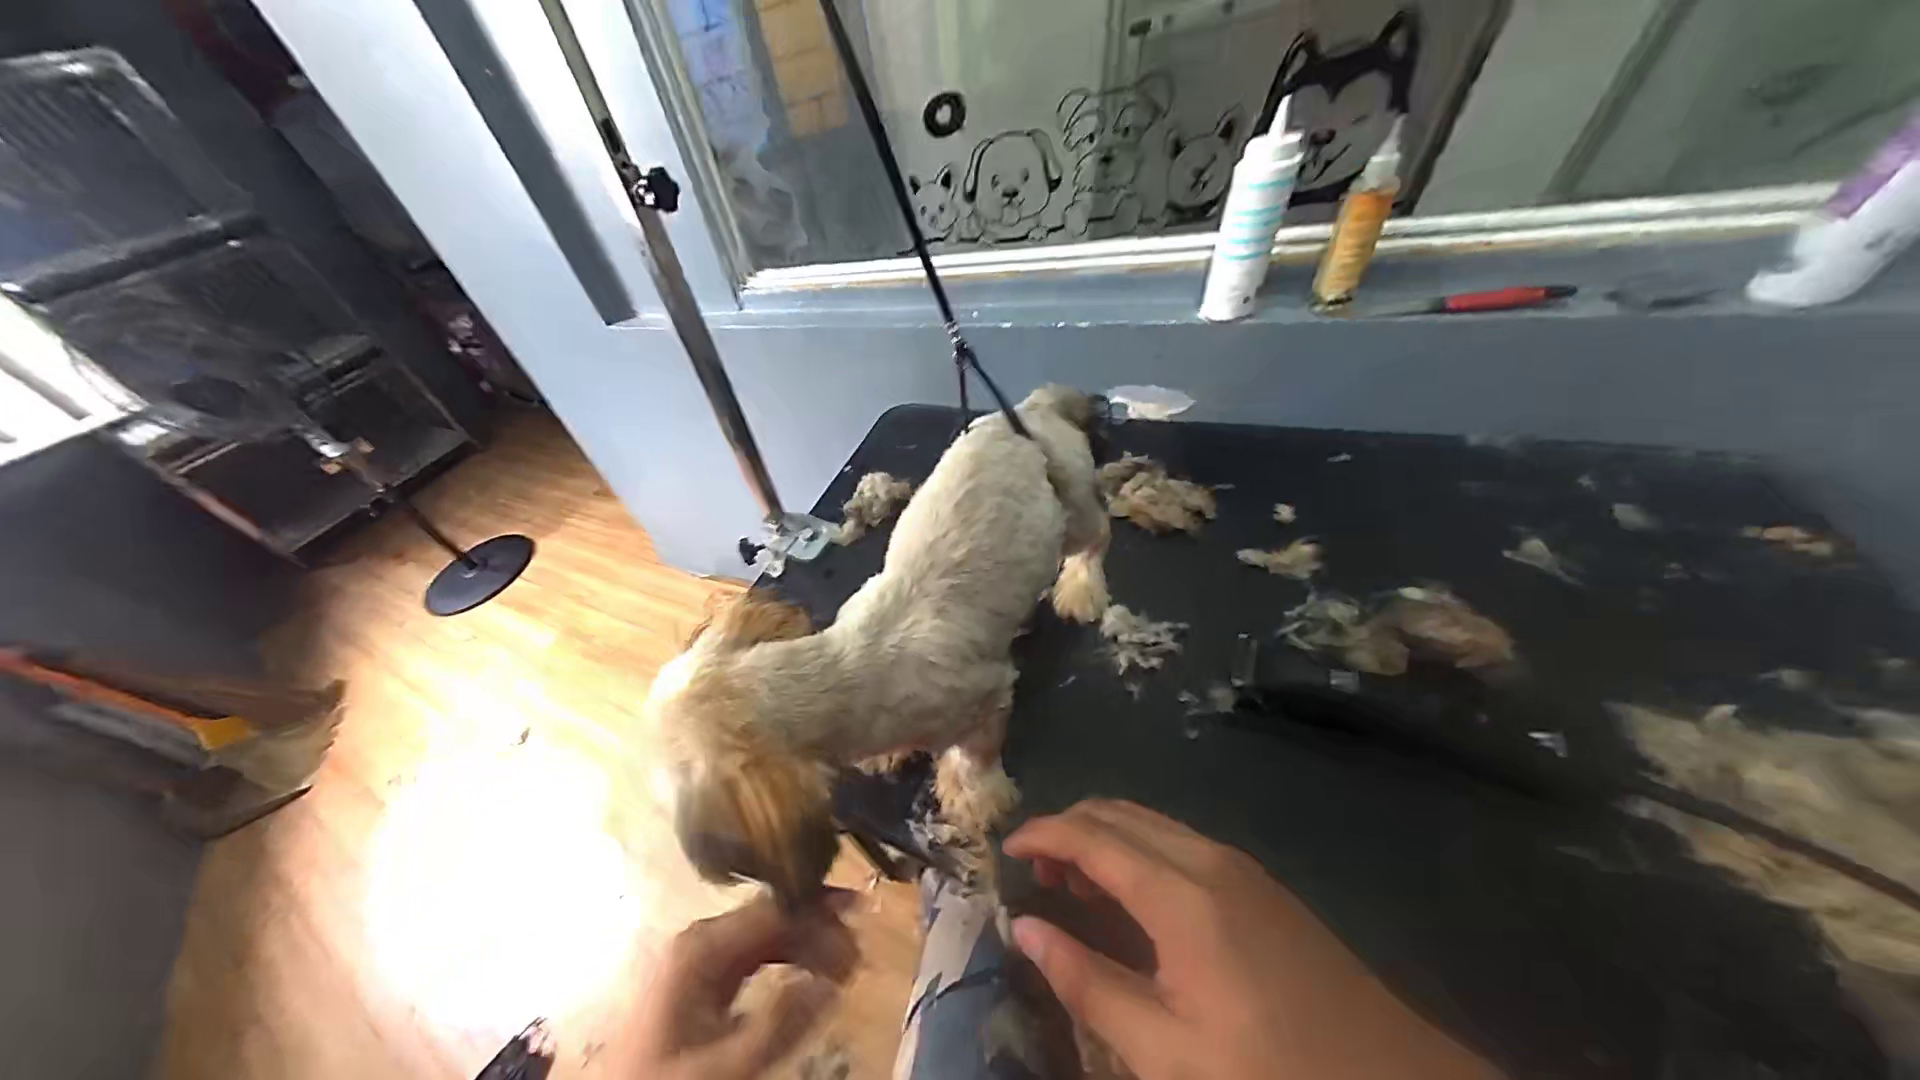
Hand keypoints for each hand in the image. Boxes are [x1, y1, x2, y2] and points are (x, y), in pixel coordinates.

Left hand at [634, 891, 858, 1079]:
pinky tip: (814, 973)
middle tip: (858, 954)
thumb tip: (831, 981)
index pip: (774, 909)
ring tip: (846, 966)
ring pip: (770, 934)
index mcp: (701, 946)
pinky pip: (758, 955)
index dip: (820, 911)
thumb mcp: (724, 1069)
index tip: (861, 917)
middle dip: (820, 928)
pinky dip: (790, 960)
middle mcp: (703, 938)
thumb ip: (779, 1025)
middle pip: (774, 916)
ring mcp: (703, 956)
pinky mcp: (706, 978)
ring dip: (809, 944)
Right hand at [1005, 800, 1501, 1079]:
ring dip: (1099, 837)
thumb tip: (1024, 927)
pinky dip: (1133, 848)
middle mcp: (1204, 857)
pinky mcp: (1253, 878)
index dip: (1042, 835)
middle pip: (1115, 812)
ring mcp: (1234, 863)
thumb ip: (1086, 982)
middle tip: (1034, 875)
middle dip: (1066, 830)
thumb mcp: (1166, 1052)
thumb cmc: (1273, 1074)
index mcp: (1180, 894)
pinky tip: (1128, 896)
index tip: (1005, 851)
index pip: (1090, 836)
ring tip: (1071, 886)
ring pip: (1144, 819)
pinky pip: (1172, 838)